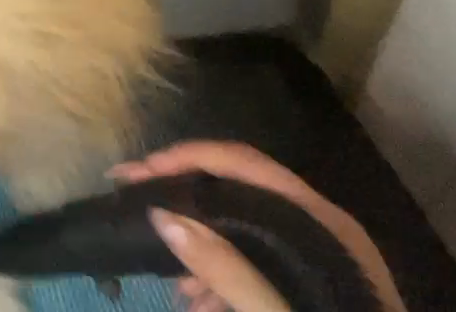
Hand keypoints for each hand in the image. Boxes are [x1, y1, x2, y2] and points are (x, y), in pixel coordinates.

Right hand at [110, 142, 405, 311]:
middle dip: (181, 199)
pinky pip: (254, 257)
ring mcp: (320, 254)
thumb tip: (159, 214)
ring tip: (172, 283)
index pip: (240, 161)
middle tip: (133, 205)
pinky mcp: (312, 281)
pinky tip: (199, 302)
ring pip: (241, 224)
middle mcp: (322, 226)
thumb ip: (224, 271)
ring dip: (198, 244)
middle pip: (235, 187)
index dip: (183, 158)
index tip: (135, 174)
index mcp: (321, 222)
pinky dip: (221, 272)